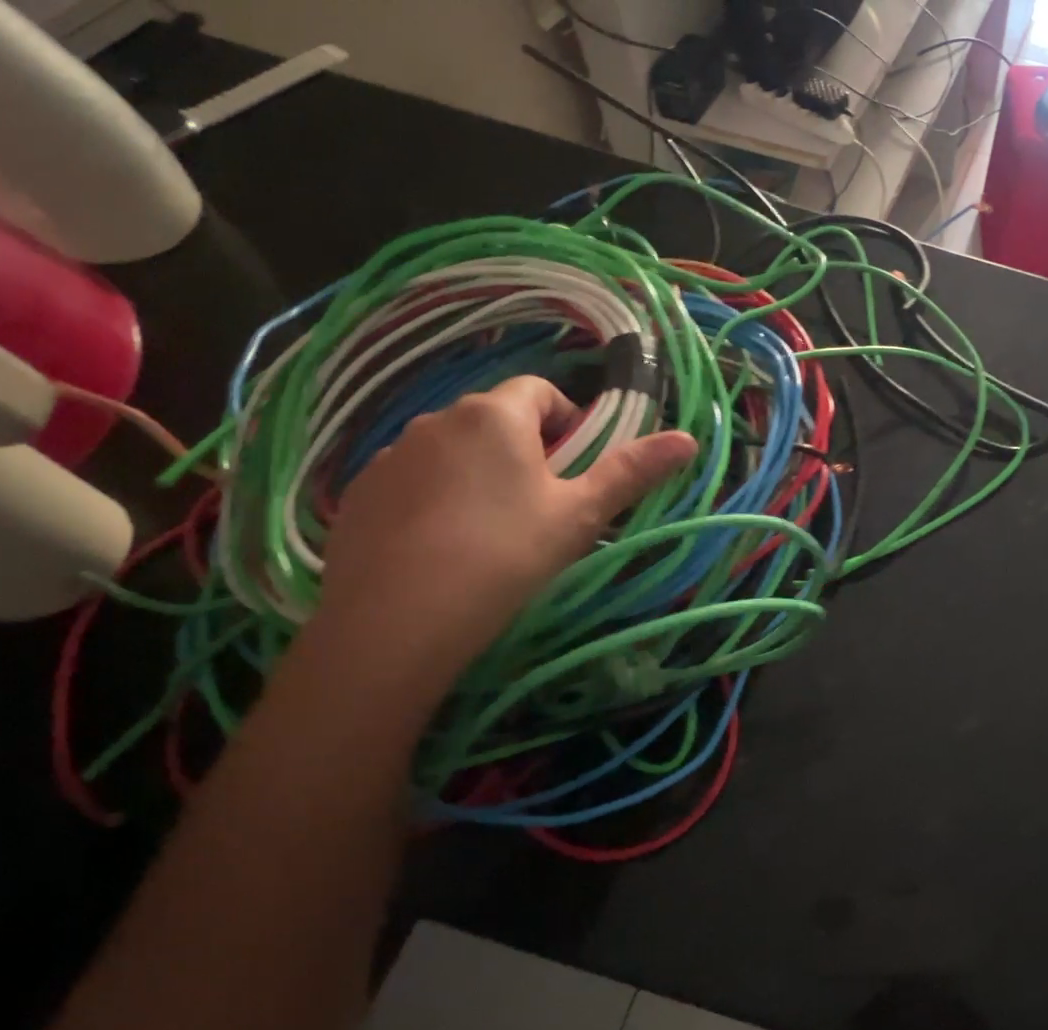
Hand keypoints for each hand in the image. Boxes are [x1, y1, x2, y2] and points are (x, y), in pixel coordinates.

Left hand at [309, 376, 697, 690]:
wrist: (397, 620)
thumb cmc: (506, 555)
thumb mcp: (579, 516)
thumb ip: (631, 472)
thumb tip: (688, 439)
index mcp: (496, 415)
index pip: (541, 390)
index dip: (569, 421)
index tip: (577, 469)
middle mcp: (438, 419)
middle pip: (495, 419)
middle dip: (525, 450)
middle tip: (543, 509)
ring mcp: (391, 455)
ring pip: (452, 451)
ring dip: (478, 474)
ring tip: (491, 535)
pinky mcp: (359, 493)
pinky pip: (413, 482)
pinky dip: (434, 501)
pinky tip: (443, 549)